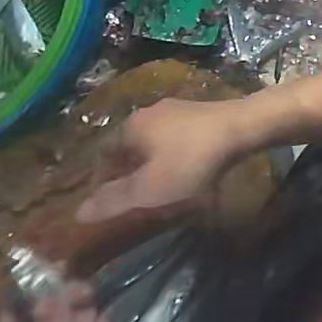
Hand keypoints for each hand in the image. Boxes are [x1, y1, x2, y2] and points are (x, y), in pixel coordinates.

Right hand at [76, 99, 242, 226]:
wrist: (242, 127)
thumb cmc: (190, 159)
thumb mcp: (148, 189)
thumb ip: (113, 201)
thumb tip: (79, 212)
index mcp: (132, 126)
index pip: (103, 152)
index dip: (100, 178)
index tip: (106, 201)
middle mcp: (151, 111)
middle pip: (129, 145)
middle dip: (128, 171)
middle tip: (133, 197)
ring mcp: (179, 109)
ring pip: (155, 140)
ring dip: (153, 163)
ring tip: (160, 187)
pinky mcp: (202, 112)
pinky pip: (178, 137)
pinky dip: (175, 155)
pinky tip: (187, 169)